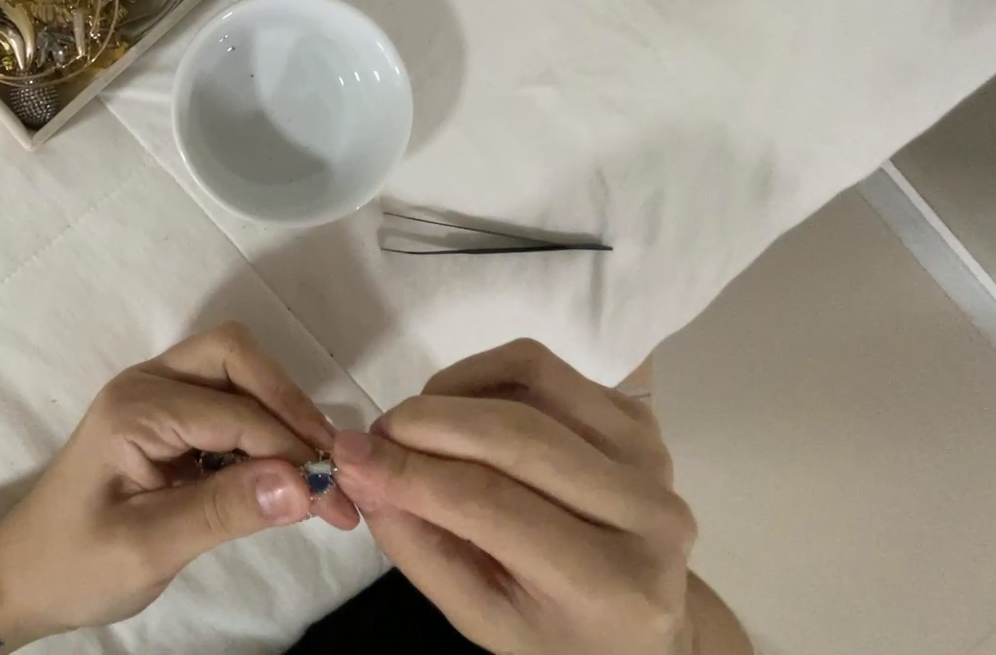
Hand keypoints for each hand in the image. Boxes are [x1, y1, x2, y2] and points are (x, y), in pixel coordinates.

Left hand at [0, 322, 360, 637]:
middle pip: (233, 354)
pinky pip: (224, 398)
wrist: (25, 573)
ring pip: (233, 369)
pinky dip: (259, 425)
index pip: (235, 412)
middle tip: (325, 466)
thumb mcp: (149, 548)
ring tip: (311, 473)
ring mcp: (155, 393)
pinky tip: (277, 473)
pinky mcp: (165, 414)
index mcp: (136, 408)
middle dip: (287, 402)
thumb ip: (225, 511)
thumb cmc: (76, 564)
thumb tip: (302, 484)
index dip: (291, 450)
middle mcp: (147, 383)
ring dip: (278, 410)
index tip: (337, 499)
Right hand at [334, 340, 700, 654]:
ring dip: (451, 389)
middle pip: (514, 433)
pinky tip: (462, 412)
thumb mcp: (478, 617)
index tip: (345, 453)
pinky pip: (539, 367)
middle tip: (375, 432)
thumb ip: (413, 542)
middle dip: (424, 421)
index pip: (491, 505)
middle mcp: (648, 513)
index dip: (407, 471)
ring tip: (420, 425)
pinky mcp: (637, 415)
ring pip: (529, 377)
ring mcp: (649, 454)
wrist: (643, 623)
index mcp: (613, 585)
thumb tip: (356, 467)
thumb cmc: (552, 627)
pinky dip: (480, 374)